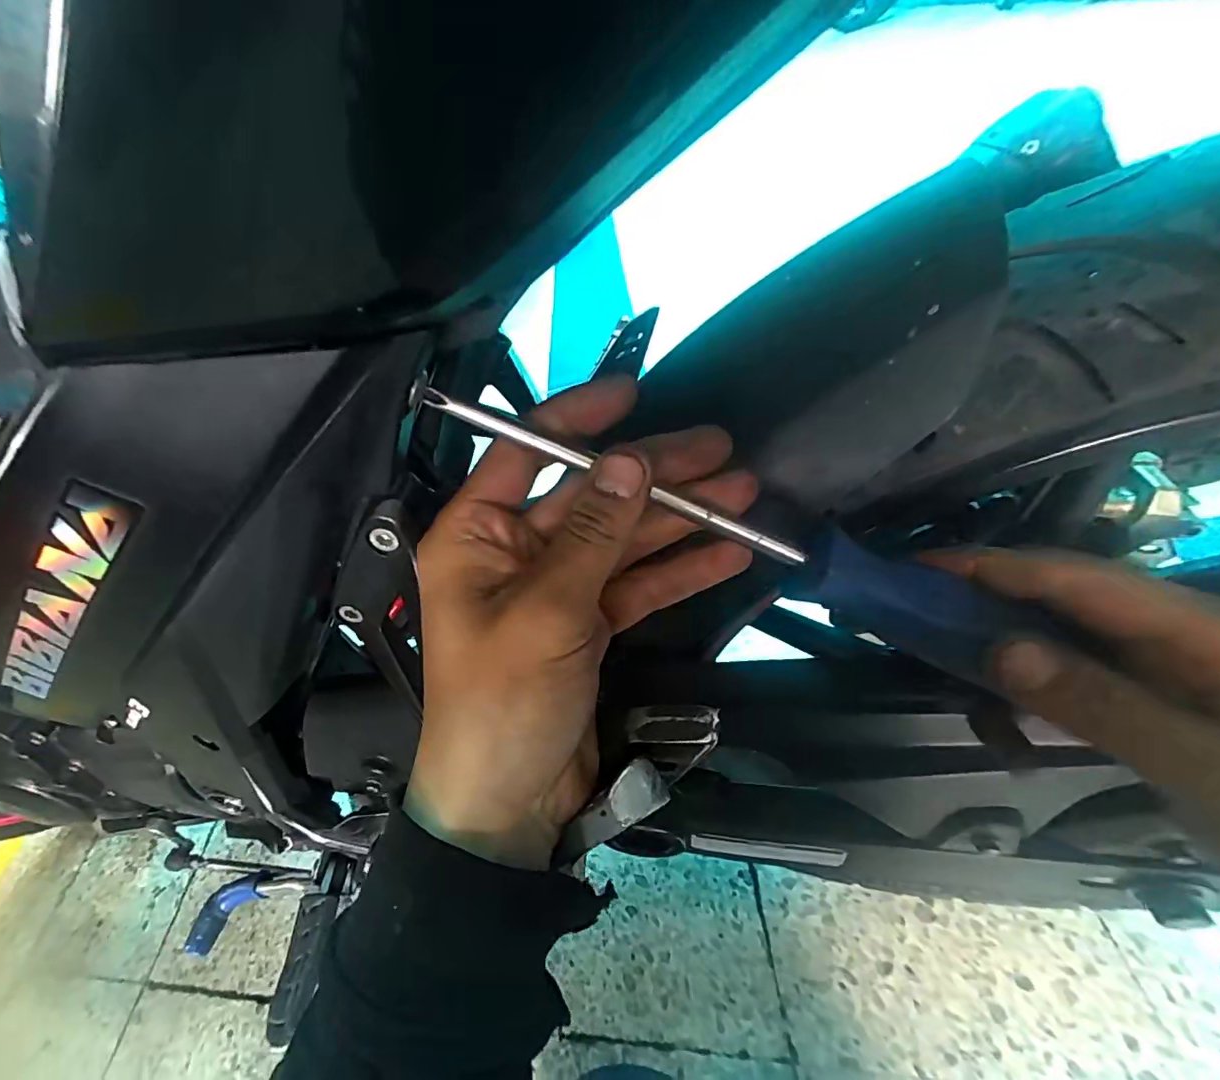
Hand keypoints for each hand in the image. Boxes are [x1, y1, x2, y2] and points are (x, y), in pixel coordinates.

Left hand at [407, 376, 755, 868]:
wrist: (507, 805)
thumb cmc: (503, 703)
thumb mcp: (548, 611)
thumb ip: (592, 534)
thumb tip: (631, 460)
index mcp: (476, 535)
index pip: (526, 453)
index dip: (580, 420)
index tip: (634, 394)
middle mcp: (513, 552)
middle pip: (591, 496)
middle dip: (655, 474)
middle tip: (721, 449)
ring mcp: (555, 588)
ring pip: (623, 539)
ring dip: (681, 519)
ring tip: (744, 494)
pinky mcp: (587, 624)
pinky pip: (636, 584)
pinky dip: (678, 570)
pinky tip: (728, 553)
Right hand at [937, 549, 1219, 998]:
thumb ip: (1112, 712)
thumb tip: (999, 650)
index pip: (1094, 582)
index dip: (1002, 566)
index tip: (922, 563)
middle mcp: (1207, 643)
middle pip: (1075, 608)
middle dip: (991, 612)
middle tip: (915, 628)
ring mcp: (1198, 678)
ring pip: (1079, 652)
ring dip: (1016, 674)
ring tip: (975, 717)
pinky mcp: (1187, 713)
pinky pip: (1098, 693)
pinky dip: (1047, 708)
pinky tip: (1023, 742)